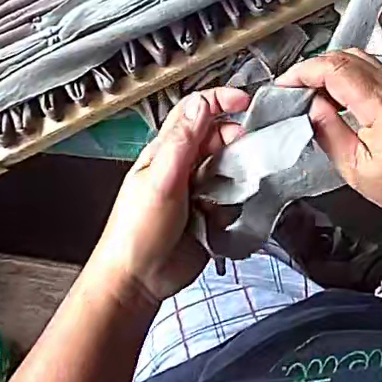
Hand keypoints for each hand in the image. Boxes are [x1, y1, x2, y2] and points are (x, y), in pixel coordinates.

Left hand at [89, 87, 249, 305]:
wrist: (138, 282)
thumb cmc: (136, 232)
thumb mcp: (160, 180)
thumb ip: (182, 141)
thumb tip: (201, 104)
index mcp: (167, 150)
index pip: (196, 109)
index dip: (221, 100)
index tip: (245, 102)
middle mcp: (184, 165)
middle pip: (220, 136)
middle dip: (237, 139)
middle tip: (245, 151)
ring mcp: (199, 188)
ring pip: (231, 165)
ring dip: (240, 171)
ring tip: (238, 184)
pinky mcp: (212, 211)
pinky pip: (235, 195)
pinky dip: (240, 198)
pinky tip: (233, 207)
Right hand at [274, 50, 381, 234]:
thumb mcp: (355, 168)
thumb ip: (329, 131)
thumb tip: (309, 105)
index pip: (338, 71)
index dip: (305, 72)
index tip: (284, 86)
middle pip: (346, 57)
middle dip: (312, 68)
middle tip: (291, 89)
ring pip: (356, 58)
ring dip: (327, 69)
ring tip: (307, 92)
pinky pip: (367, 68)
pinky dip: (343, 74)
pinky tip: (331, 95)